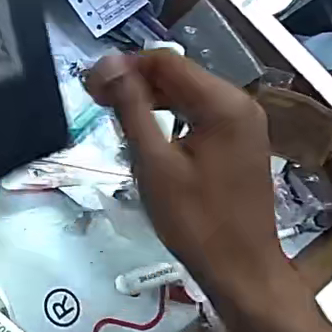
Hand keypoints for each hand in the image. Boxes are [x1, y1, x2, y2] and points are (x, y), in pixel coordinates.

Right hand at [88, 51, 331, 331]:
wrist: (241, 270)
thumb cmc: (194, 220)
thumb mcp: (153, 162)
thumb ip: (130, 108)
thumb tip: (107, 63)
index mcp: (223, 103)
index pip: (164, 61)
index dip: (122, 67)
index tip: (88, 86)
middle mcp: (239, 104)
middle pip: (177, 74)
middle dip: (133, 80)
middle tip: (93, 100)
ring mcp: (243, 123)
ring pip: (186, 93)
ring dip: (148, 97)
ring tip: (110, 113)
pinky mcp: (240, 141)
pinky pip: (197, 113)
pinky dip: (168, 114)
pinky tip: (144, 131)